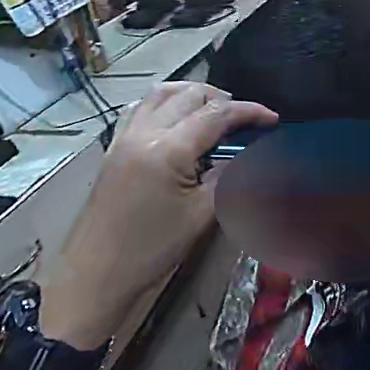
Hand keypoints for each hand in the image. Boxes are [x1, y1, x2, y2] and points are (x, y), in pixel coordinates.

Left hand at [43, 84, 275, 343]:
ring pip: (163, 93)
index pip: (217, 114)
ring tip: (215, 115)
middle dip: (224, 101)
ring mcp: (124, 137)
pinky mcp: (114, 148)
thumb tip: (257, 155)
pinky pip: (141, 108)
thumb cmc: (152, 249)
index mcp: (168, 149)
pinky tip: (178, 121)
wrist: (96, 276)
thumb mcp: (203, 214)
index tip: (273, 120)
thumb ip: (233, 176)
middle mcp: (144, 132)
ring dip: (193, 96)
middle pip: (190, 94)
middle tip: (246, 123)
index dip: (250, 112)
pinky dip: (166, 104)